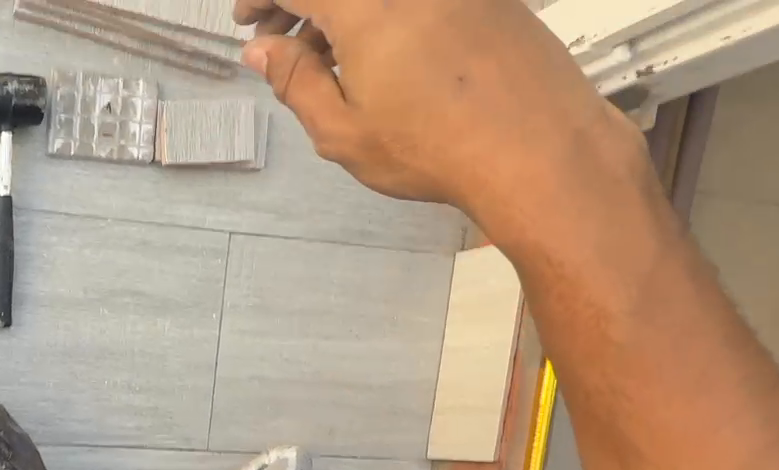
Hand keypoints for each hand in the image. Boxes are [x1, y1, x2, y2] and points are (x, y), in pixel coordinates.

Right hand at [232, 0, 648, 228]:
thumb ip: (295, 81)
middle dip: (298, 1)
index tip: (246, 23)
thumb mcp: (340, 129)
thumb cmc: (425, 146)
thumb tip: (259, 48)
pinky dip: (378, 12)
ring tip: (323, 58)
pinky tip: (373, 54)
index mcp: (368, 8)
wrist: (531, 143)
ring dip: (338, 10)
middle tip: (277, 40)